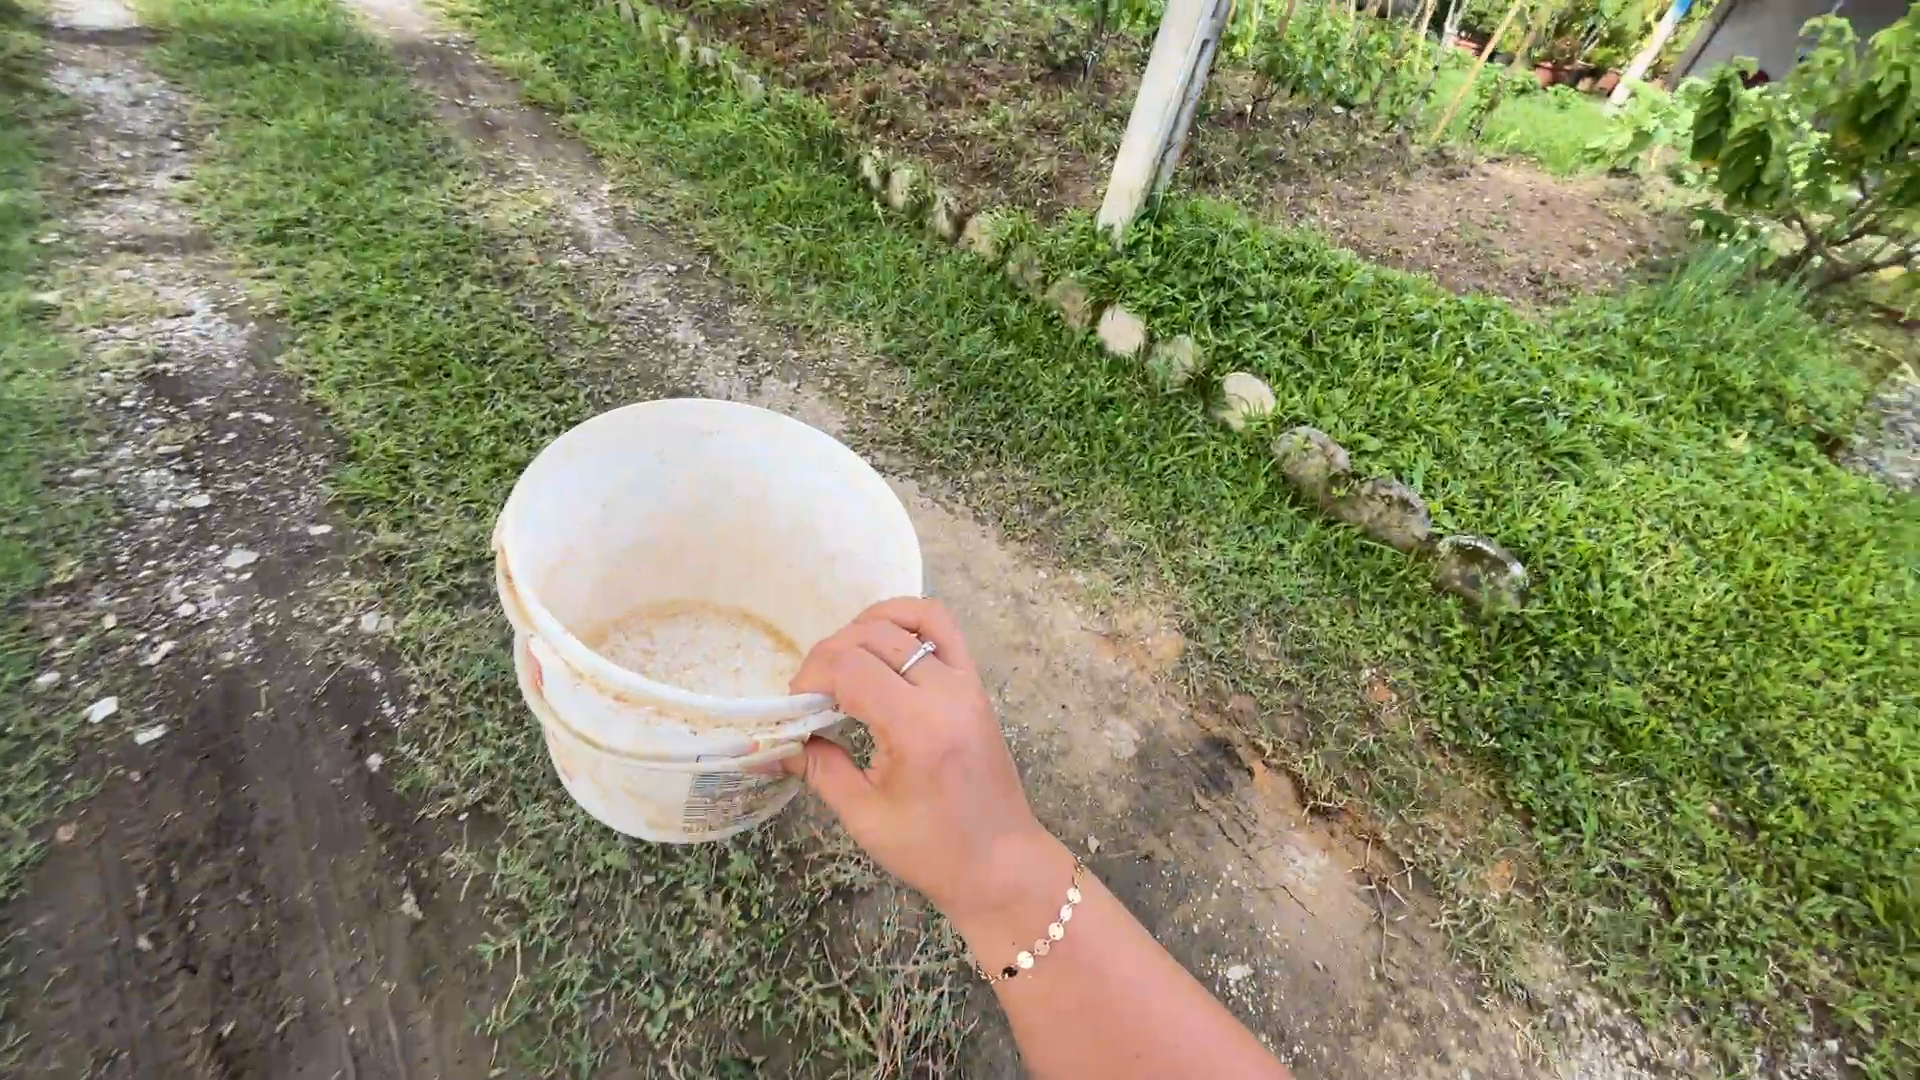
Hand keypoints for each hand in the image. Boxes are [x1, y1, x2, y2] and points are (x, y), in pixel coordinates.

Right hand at [780, 597, 1060, 923]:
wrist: (1001, 861)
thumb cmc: (932, 849)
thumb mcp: (864, 815)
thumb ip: (818, 768)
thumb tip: (772, 745)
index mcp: (917, 728)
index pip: (850, 668)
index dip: (810, 676)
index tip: (795, 704)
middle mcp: (946, 691)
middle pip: (873, 636)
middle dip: (829, 654)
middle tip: (812, 692)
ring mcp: (966, 681)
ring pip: (911, 617)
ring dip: (867, 626)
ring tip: (844, 660)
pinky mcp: (975, 682)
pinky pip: (943, 627)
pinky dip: (908, 619)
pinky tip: (883, 640)